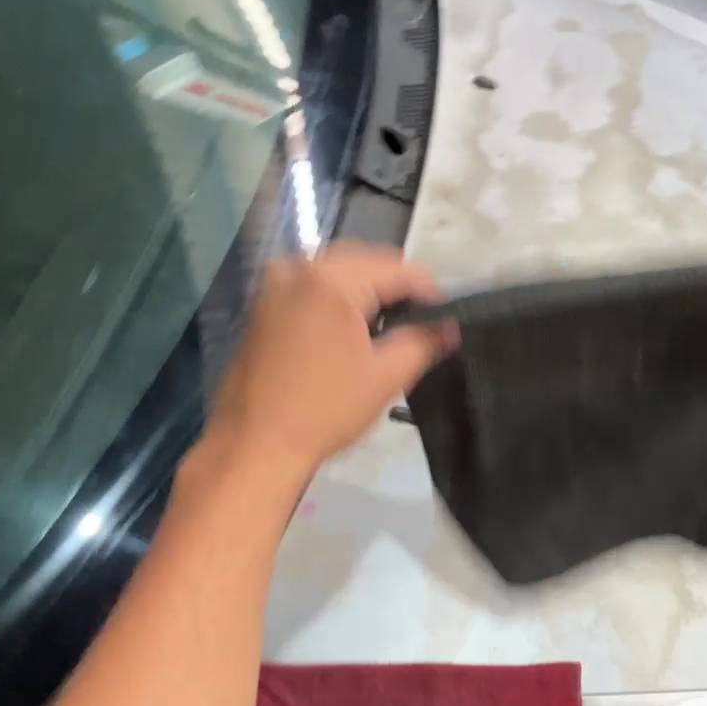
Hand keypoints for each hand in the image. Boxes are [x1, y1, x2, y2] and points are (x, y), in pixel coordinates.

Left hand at [202, 245, 454, 474]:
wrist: (255, 442)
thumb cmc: (325, 409)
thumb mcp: (387, 376)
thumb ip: (425, 341)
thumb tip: (452, 326)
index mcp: (332, 279)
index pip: (398, 269)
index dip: (431, 293)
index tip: (448, 320)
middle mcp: (299, 268)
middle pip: (366, 263)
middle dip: (397, 291)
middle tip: (422, 328)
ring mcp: (275, 285)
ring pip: (339, 274)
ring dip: (368, 296)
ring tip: (390, 333)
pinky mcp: (263, 305)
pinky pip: (314, 288)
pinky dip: (339, 302)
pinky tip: (353, 335)